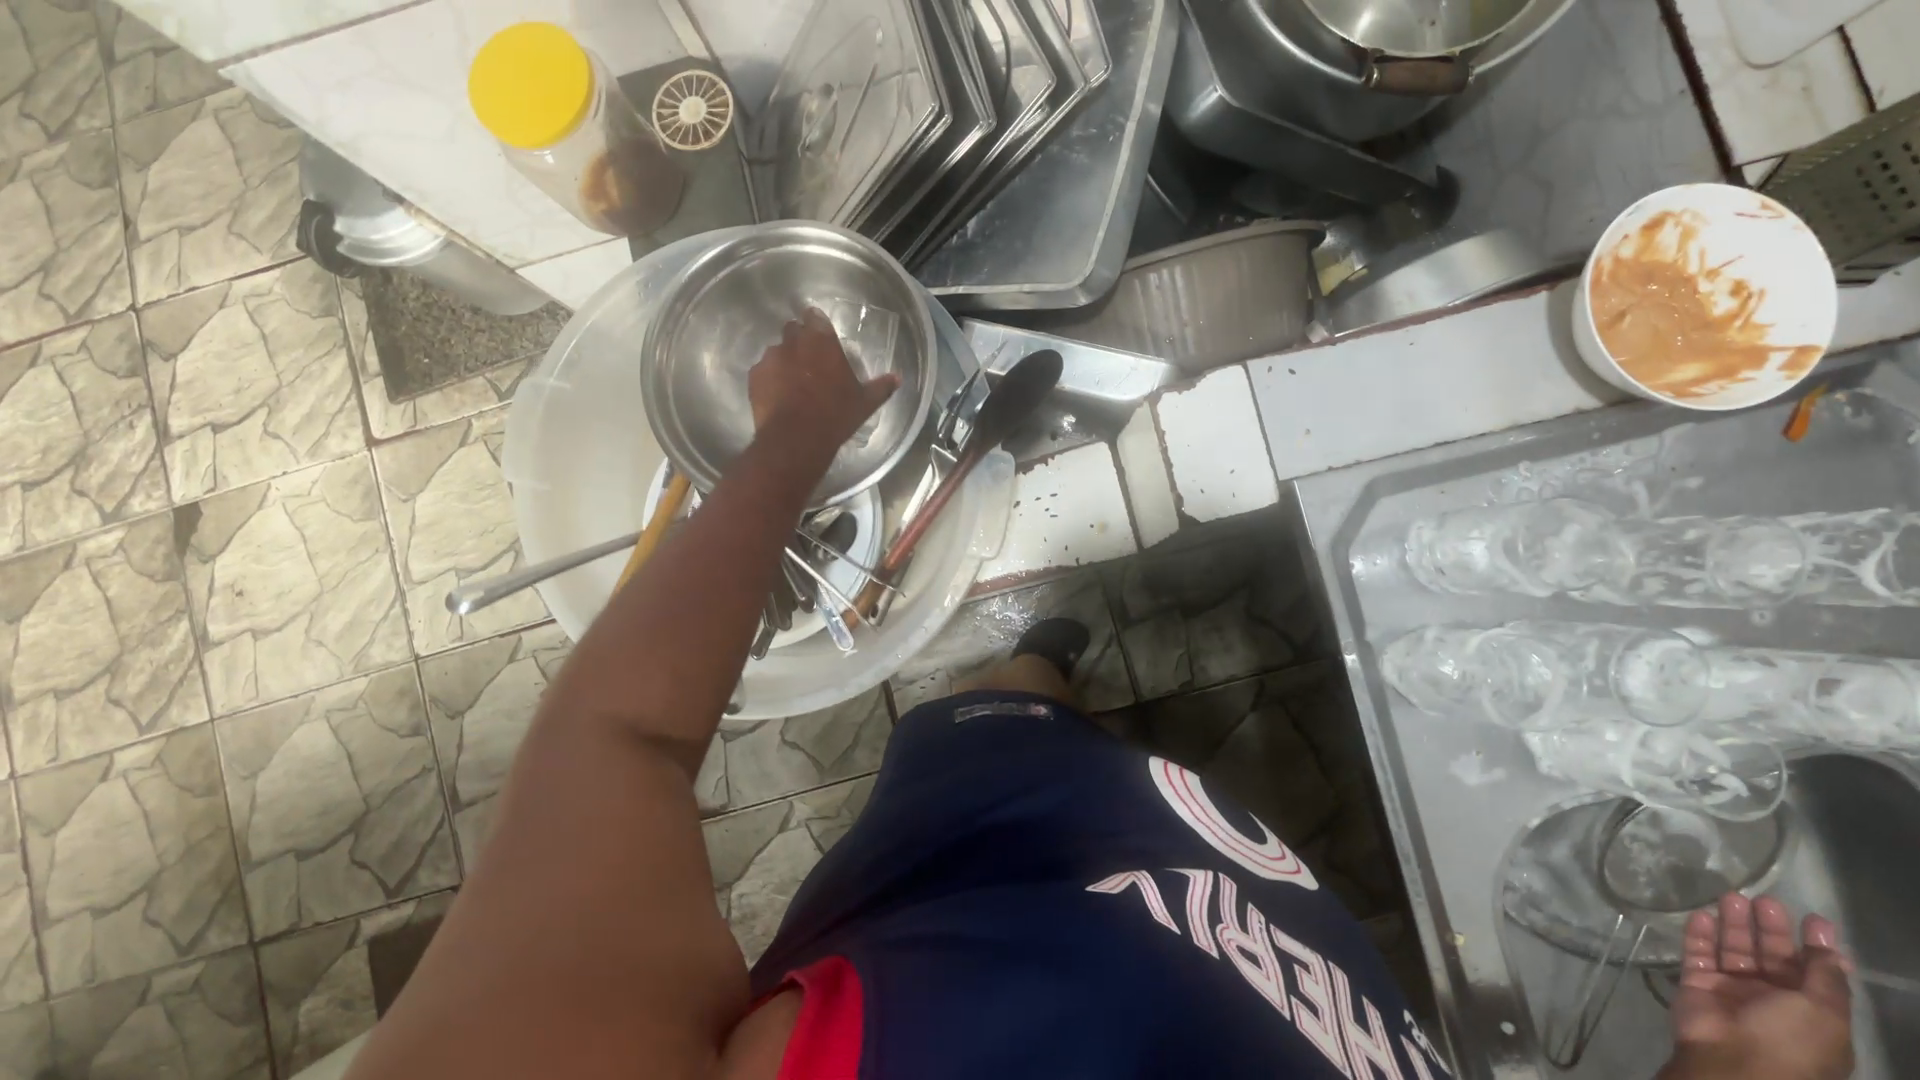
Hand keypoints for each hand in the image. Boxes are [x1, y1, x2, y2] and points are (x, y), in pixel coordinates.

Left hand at [748, 308, 899, 458]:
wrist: (796, 438)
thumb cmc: (835, 415)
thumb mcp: (864, 403)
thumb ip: (880, 387)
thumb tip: (897, 378)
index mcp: (822, 341)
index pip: (815, 317)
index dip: (816, 324)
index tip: (820, 335)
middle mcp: (794, 342)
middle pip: (793, 329)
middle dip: (799, 340)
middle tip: (809, 361)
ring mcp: (771, 358)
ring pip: (776, 351)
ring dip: (784, 360)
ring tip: (791, 383)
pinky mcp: (755, 376)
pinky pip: (763, 371)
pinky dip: (769, 379)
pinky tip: (777, 396)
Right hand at [1658, 893, 1852, 1079]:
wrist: (1733, 1063)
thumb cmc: (1791, 1040)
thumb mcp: (1823, 1011)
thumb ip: (1825, 977)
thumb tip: (1830, 948)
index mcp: (1811, 1011)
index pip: (1814, 971)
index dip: (1815, 945)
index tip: (1814, 918)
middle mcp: (1773, 1000)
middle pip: (1771, 956)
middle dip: (1769, 928)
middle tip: (1765, 900)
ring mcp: (1733, 992)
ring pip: (1733, 951)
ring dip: (1734, 925)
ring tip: (1732, 897)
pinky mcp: (1697, 985)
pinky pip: (1699, 956)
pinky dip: (1700, 936)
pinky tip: (1702, 916)